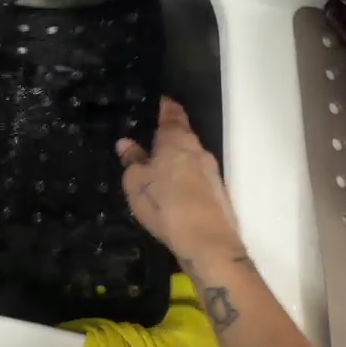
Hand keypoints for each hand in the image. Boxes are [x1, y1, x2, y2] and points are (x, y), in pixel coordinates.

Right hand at [116, 98, 244, 262]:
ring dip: (176, 159)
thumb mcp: (136, 183)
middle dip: (168, 136)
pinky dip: (184, 177)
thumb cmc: (166, 206)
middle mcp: (198, 151)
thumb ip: (132, 160)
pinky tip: (172, 190)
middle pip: (183, 136)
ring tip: (157, 166)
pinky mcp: (218, 194)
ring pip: (190, 157)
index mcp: (176, 141)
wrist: (209, 245)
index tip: (159, 100)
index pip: (173, 114)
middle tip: (148, 138)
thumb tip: (127, 143)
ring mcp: (212, 173)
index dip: (166, 106)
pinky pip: (196, 176)